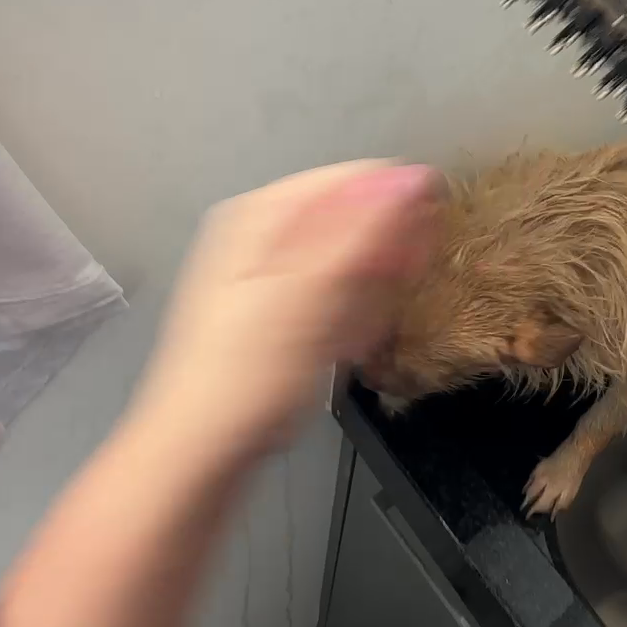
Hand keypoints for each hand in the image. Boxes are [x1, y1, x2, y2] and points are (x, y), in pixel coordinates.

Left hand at [127, 161, 440, 459]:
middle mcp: (263, 236)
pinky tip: (346, 345)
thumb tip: (412, 178)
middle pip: (349, 218)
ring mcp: (272, 273)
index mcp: (260, 217)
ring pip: (347, 263)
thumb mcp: (309, 296)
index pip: (348, 180)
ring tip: (356, 334)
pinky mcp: (282, 310)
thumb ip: (361, 233)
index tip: (423, 243)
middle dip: (380, 259)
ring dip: (367, 296)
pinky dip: (349, 318)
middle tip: (398, 291)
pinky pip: (334, 295)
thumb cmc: (245, 375)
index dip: (396, 205)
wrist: (203, 448)